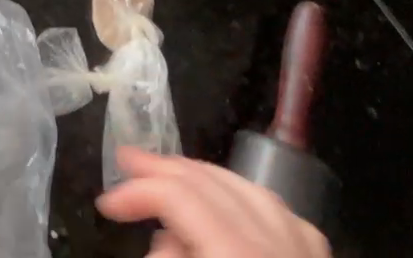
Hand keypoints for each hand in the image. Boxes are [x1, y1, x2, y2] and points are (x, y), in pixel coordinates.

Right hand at [96, 149, 329, 257]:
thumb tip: (164, 243)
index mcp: (235, 254)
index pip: (180, 197)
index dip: (136, 190)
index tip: (106, 204)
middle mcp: (276, 245)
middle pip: (214, 184)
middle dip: (164, 169)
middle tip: (126, 163)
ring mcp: (305, 254)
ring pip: (253, 192)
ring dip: (205, 177)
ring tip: (172, 175)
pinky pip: (288, 219)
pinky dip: (252, 202)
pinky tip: (236, 204)